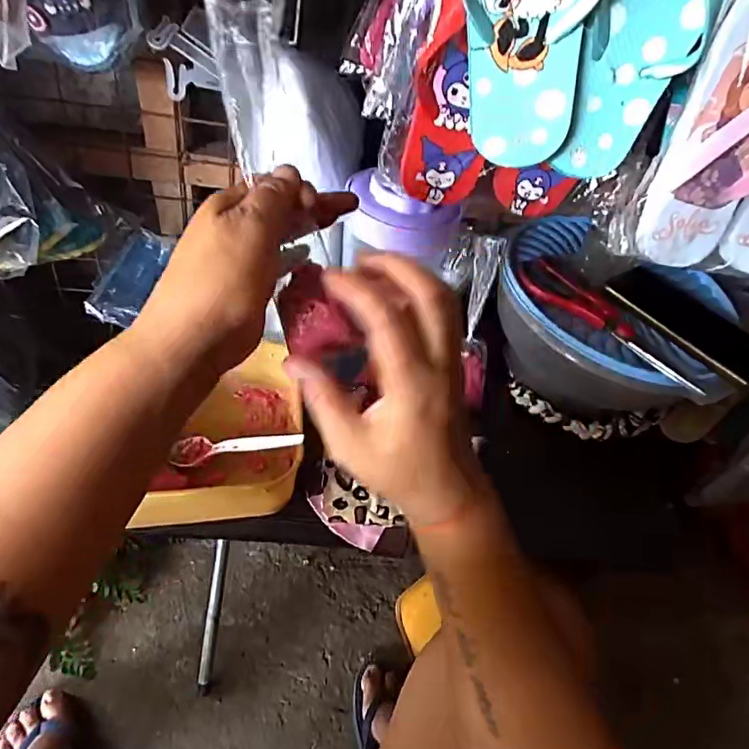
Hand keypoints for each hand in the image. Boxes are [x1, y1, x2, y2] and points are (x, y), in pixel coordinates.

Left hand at [132, 166, 355, 371]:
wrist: (189, 342)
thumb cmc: (223, 283)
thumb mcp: (251, 230)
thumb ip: (273, 198)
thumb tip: (290, 170)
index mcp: (229, 207)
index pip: (272, 184)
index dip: (302, 188)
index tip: (326, 207)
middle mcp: (231, 227)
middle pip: (277, 207)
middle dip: (313, 204)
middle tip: (349, 208)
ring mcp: (236, 258)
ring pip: (277, 234)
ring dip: (305, 227)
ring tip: (333, 228)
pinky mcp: (244, 286)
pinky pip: (274, 260)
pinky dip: (293, 255)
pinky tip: (306, 263)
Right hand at [286, 255, 486, 526]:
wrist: (449, 489)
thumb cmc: (398, 472)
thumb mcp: (349, 445)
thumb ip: (323, 398)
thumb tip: (293, 359)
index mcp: (411, 383)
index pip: (389, 319)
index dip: (358, 289)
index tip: (329, 275)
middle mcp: (439, 362)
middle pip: (432, 295)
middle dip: (397, 266)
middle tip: (359, 259)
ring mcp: (453, 359)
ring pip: (445, 300)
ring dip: (413, 275)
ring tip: (375, 270)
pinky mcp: (455, 362)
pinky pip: (445, 314)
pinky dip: (421, 293)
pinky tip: (393, 297)